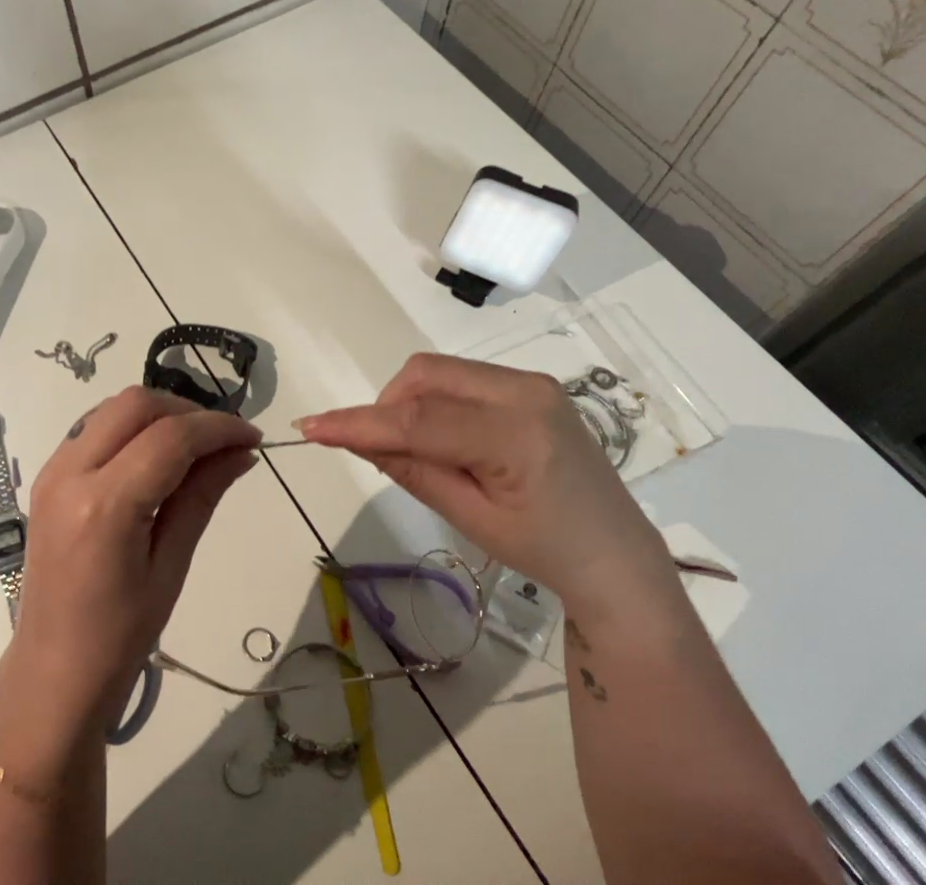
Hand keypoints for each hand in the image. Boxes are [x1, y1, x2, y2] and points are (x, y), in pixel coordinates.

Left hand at [3, 386, 259, 731]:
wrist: (54, 669)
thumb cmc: (120, 635)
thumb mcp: (171, 566)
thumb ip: (202, 497)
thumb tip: (241, 452)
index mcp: (104, 506)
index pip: (170, 436)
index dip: (218, 427)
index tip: (253, 438)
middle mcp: (70, 474)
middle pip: (135, 404)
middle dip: (186, 411)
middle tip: (224, 442)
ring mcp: (52, 473)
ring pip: (110, 410)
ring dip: (157, 416)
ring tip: (195, 449)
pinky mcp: (47, 479)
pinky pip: (92, 430)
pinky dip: (130, 430)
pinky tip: (157, 461)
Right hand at [295, 353, 669, 612]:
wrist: (615, 553)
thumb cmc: (544, 550)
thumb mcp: (472, 518)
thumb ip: (413, 471)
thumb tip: (358, 440)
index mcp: (516, 436)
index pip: (419, 418)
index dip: (360, 422)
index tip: (311, 427)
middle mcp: (526, 392)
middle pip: (426, 376)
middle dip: (387, 407)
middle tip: (380, 452)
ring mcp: (533, 383)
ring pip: (441, 372)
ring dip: (410, 402)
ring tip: (416, 451)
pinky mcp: (532, 386)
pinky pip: (463, 379)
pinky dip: (436, 401)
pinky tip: (443, 438)